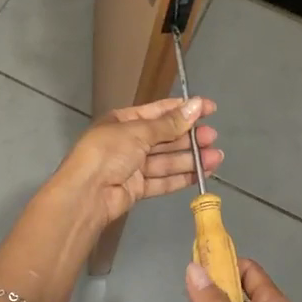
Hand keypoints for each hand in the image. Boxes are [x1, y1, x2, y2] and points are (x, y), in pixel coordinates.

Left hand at [56, 97, 222, 222]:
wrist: (85, 195)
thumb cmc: (108, 152)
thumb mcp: (139, 132)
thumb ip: (170, 124)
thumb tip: (196, 105)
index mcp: (125, 120)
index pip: (160, 112)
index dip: (185, 109)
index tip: (209, 109)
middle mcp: (129, 141)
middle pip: (165, 137)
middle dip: (190, 137)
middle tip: (212, 138)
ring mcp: (132, 166)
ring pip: (167, 160)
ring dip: (191, 158)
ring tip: (215, 157)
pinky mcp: (136, 189)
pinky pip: (162, 180)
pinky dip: (181, 177)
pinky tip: (201, 174)